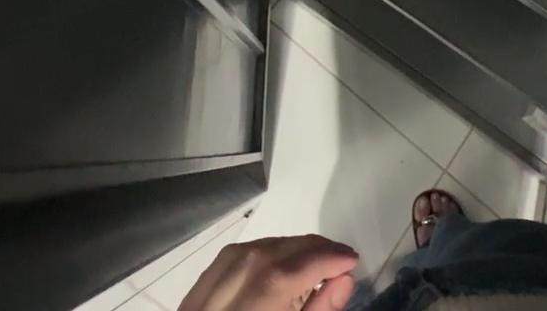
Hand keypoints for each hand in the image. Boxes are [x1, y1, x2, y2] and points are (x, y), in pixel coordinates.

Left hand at [178, 236, 358, 310]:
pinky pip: (234, 256)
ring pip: (251, 250)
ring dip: (289, 246)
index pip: (286, 274)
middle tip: (340, 256)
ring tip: (318, 256)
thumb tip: (344, 278)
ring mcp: (201, 293)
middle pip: (269, 256)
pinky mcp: (195, 290)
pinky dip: (263, 251)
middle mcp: (219, 300)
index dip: (324, 260)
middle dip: (311, 248)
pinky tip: (282, 258)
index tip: (352, 259)